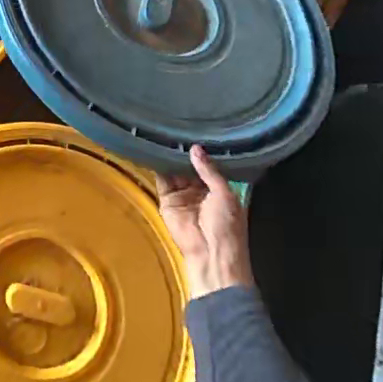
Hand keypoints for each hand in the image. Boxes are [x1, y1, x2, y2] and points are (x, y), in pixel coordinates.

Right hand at [155, 145, 252, 298]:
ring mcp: (182, 194)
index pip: (208, 166)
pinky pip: (161, 180)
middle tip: (176, 128)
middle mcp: (199, 190)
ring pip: (174, 171)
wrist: (210, 254)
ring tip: (164, 134)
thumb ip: (209, 170)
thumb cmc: (227, 226)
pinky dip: (158, 166)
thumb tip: (195, 148)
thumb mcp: (224, 194)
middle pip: (189, 167)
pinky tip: (155, 150)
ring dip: (170, 157)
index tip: (196, 131)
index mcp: (219, 189)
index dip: (202, 152)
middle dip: (184, 152)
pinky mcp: (166, 199)